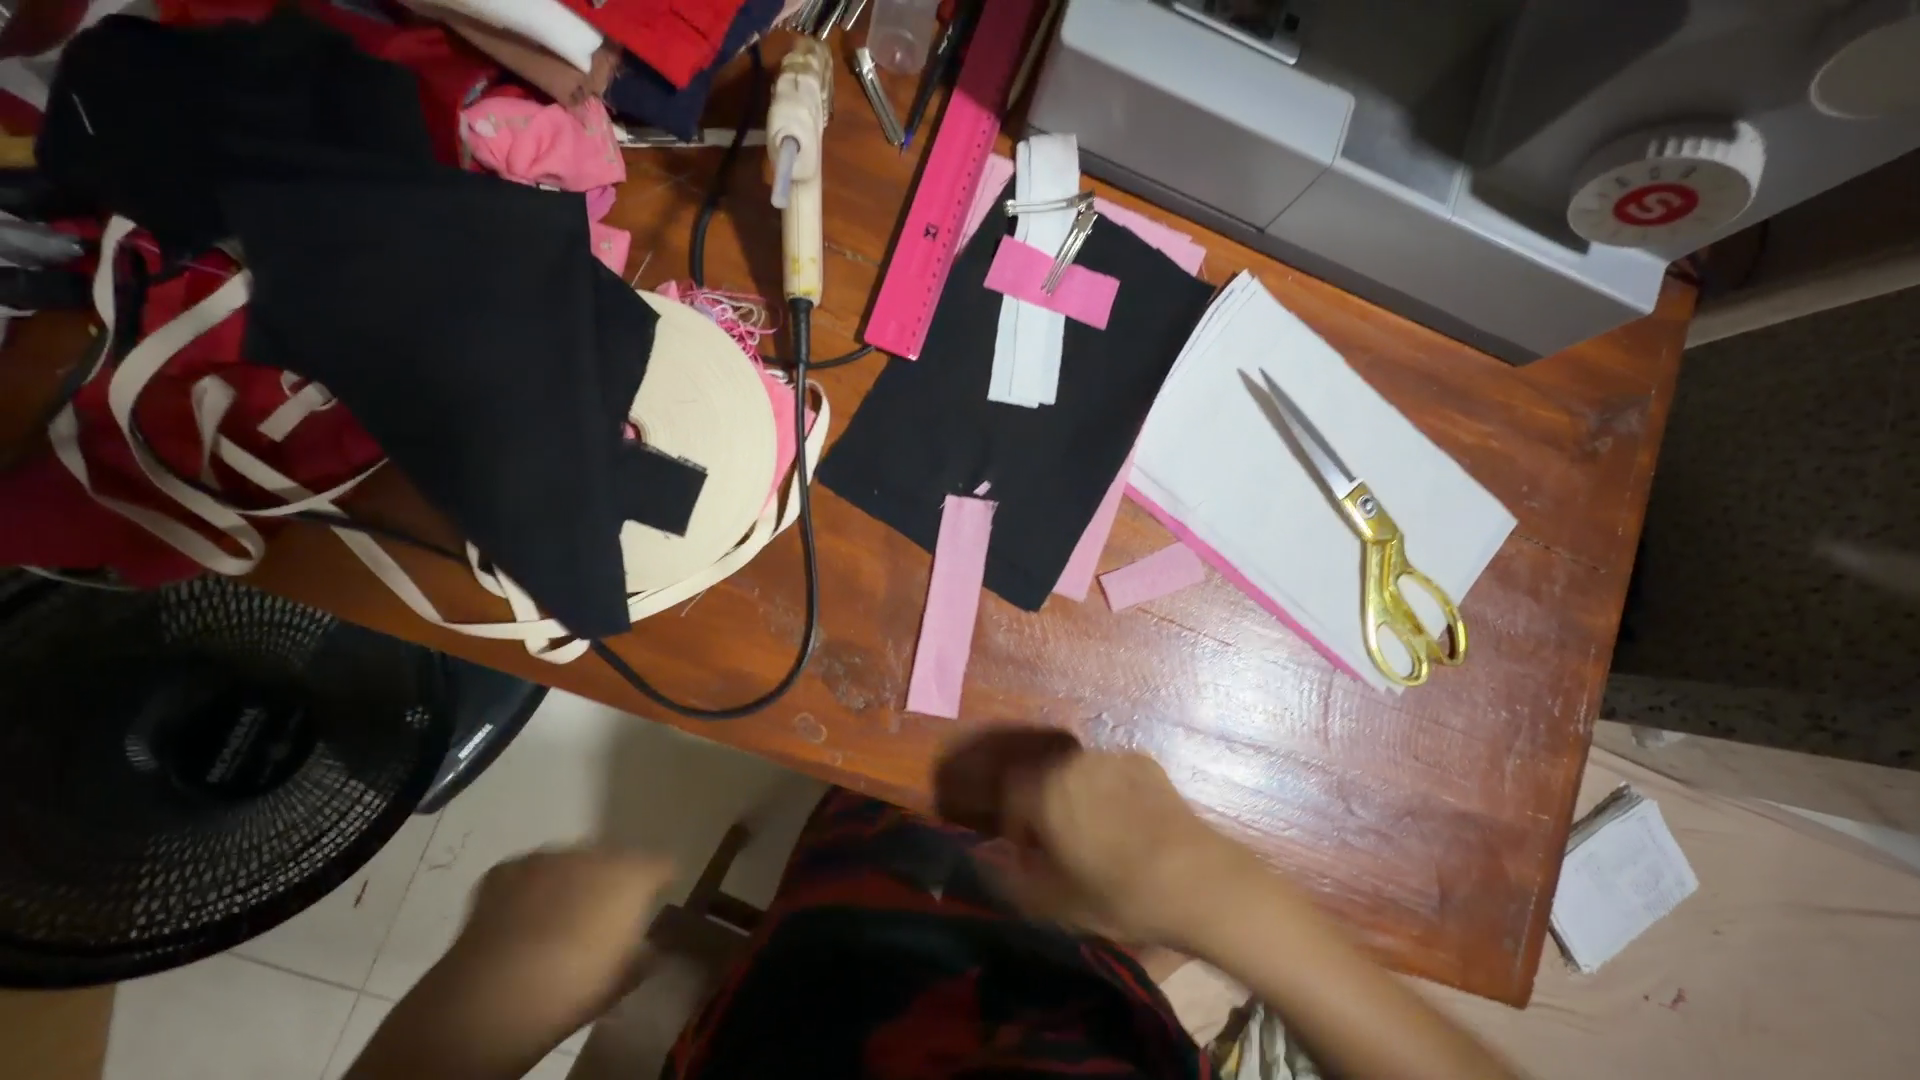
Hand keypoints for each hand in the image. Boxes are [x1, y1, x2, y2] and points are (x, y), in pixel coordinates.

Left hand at [437, 847, 675, 1029]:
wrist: (495, 995)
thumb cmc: (575, 988)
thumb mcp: (625, 979)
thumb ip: (645, 953)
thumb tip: (646, 945)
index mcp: (634, 876)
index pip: (664, 865)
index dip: (660, 884)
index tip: (652, 904)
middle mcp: (595, 855)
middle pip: (614, 859)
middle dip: (610, 882)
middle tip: (599, 920)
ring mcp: (547, 858)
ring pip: (570, 862)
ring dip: (570, 882)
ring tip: (554, 921)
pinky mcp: (505, 869)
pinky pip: (528, 873)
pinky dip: (529, 890)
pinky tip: (519, 921)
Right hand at [936, 728, 1256, 946]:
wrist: (1198, 881)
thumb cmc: (1120, 894)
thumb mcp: (1056, 903)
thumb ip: (1012, 877)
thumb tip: (988, 859)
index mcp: (1044, 790)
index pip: (1008, 792)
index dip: (1013, 823)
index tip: (1026, 853)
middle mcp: (1073, 763)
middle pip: (1043, 776)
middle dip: (1043, 805)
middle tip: (1057, 843)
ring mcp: (1112, 757)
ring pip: (1077, 772)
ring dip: (1076, 796)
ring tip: (1095, 834)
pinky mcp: (1146, 762)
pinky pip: (1111, 773)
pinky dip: (1109, 791)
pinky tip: (1128, 824)